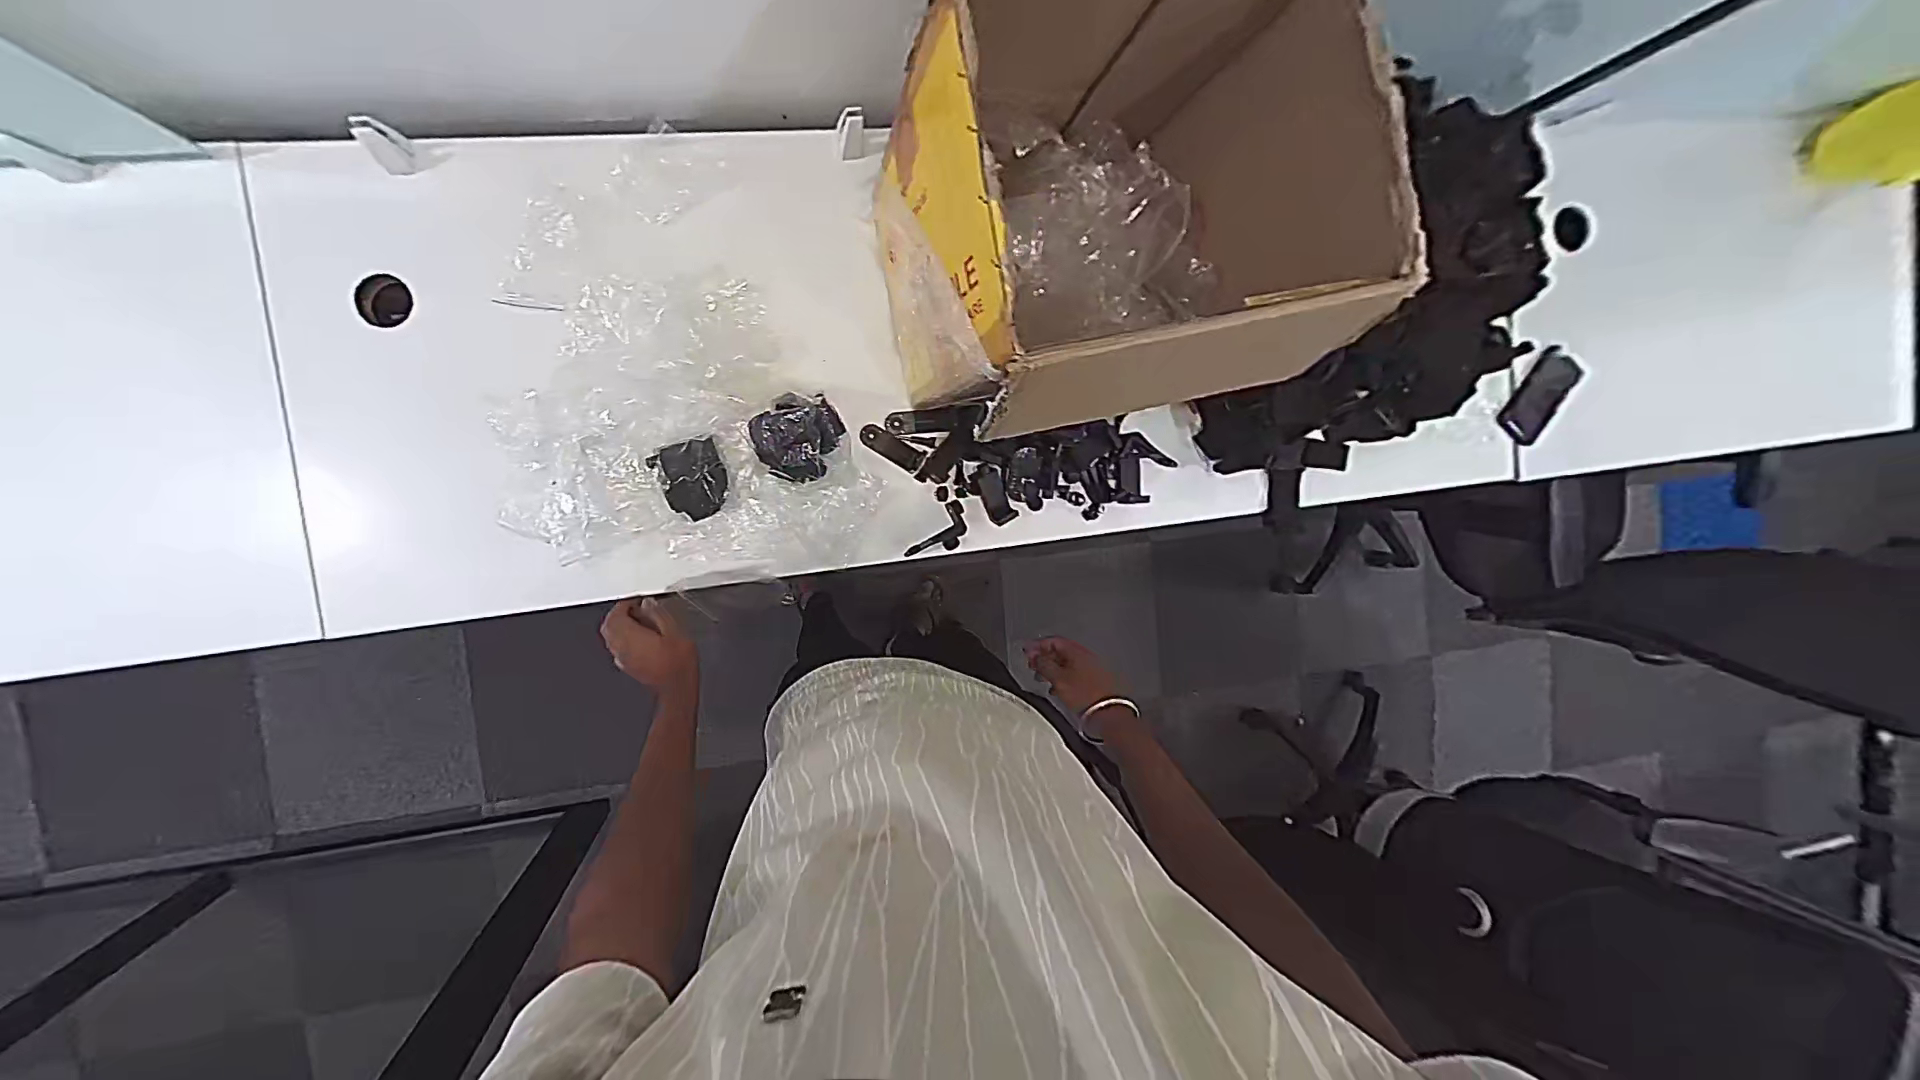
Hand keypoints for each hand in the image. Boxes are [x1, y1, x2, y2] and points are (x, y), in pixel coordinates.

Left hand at [601, 597, 698, 696]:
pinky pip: (617, 648)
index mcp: (630, 636)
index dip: (625, 604)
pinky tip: (638, 638)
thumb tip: (648, 605)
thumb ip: (659, 615)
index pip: (616, 615)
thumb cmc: (678, 664)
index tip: (636, 601)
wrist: (676, 690)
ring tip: (636, 621)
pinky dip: (622, 639)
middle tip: (632, 609)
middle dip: (618, 615)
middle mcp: (621, 648)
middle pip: (608, 626)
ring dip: (618, 626)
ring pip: (610, 638)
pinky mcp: (627, 667)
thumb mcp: (675, 632)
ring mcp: (622, 659)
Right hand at [1024, 636, 1124, 716]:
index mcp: (1077, 652)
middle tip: (1031, 665)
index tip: (1026, 652)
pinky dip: (1062, 678)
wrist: (1107, 712)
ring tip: (1041, 678)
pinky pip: (1073, 674)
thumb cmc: (1083, 693)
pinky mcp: (1094, 682)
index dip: (1038, 645)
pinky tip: (1056, 688)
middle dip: (1044, 657)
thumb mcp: (1058, 678)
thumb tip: (1034, 655)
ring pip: (1066, 664)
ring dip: (1052, 669)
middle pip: (1060, 652)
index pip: (1054, 641)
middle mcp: (1085, 657)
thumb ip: (1044, 664)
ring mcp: (1091, 669)